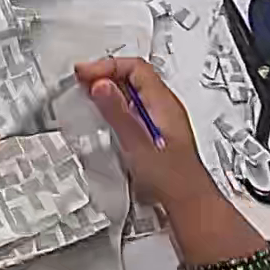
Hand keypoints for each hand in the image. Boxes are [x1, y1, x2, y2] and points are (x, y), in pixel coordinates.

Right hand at [72, 56, 216, 209]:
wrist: (188, 204)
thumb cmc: (171, 179)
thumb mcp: (137, 144)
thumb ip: (117, 113)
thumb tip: (101, 85)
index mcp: (163, 103)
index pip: (134, 68)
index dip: (106, 66)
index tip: (84, 73)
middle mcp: (164, 108)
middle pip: (133, 76)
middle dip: (105, 74)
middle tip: (81, 80)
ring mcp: (160, 120)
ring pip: (132, 92)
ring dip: (108, 89)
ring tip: (87, 93)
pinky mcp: (154, 133)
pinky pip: (132, 108)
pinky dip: (113, 105)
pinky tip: (103, 115)